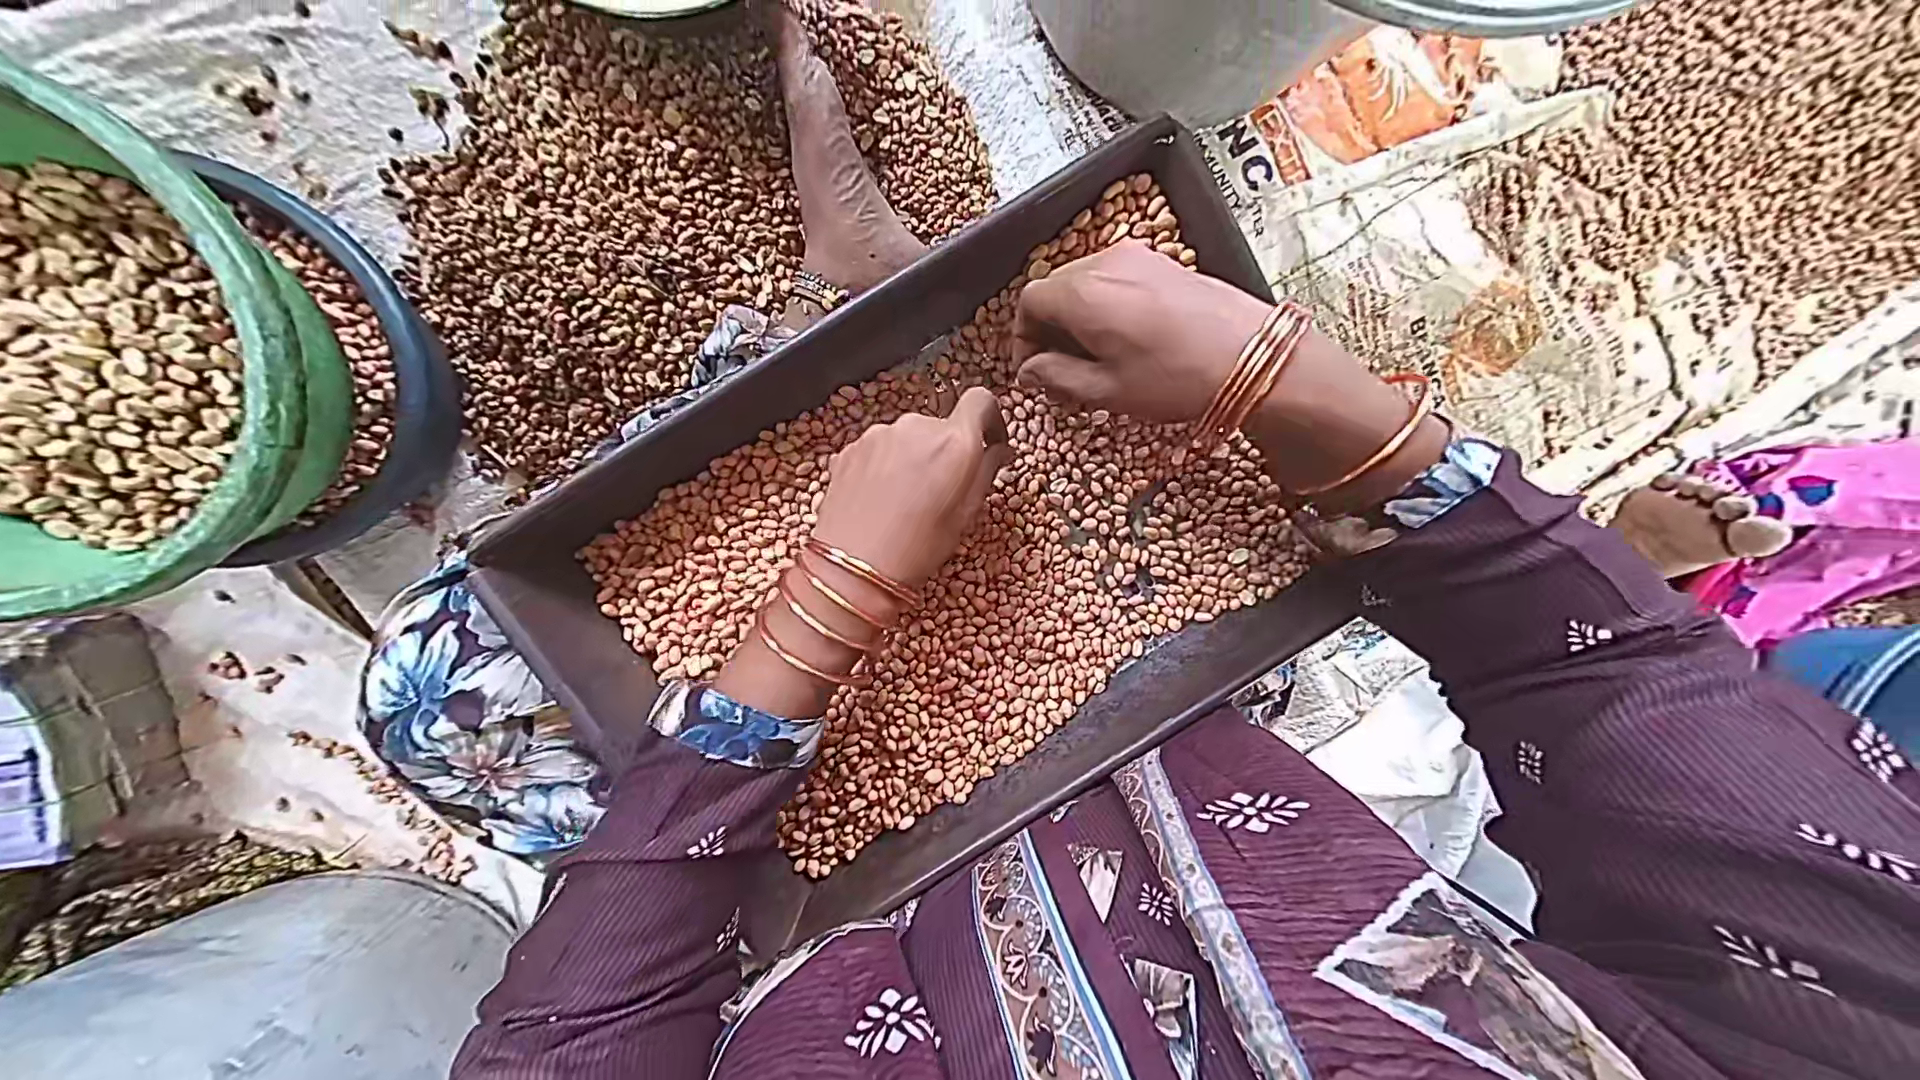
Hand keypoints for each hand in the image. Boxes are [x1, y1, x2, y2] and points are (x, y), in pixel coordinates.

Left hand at [810, 386, 1011, 588]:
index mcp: (954, 442)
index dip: (991, 420)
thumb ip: (986, 471)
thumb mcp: (966, 515)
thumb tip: (996, 450)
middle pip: (942, 426)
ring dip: (914, 459)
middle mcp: (916, 427)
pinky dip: (887, 467)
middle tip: (941, 492)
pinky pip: (880, 449)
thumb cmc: (917, 549)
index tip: (990, 444)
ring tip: (906, 501)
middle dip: (946, 451)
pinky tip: (882, 500)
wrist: (852, 568)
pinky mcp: (851, 448)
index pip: (982, 401)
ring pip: (908, 439)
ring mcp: (879, 435)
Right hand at [1012, 242, 1267, 422]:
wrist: (1253, 357)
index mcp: (1083, 294)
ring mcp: (1138, 256)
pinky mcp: (1163, 261)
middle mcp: (1106, 263)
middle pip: (1054, 288)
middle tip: (1059, 370)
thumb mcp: (1105, 390)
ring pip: (1083, 282)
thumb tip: (1029, 372)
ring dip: (1075, 318)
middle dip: (1048, 329)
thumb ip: (1055, 376)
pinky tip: (1122, 339)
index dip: (1022, 337)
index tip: (1032, 368)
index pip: (1028, 301)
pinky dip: (1103, 305)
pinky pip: (1114, 278)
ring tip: (1092, 359)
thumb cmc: (1177, 378)